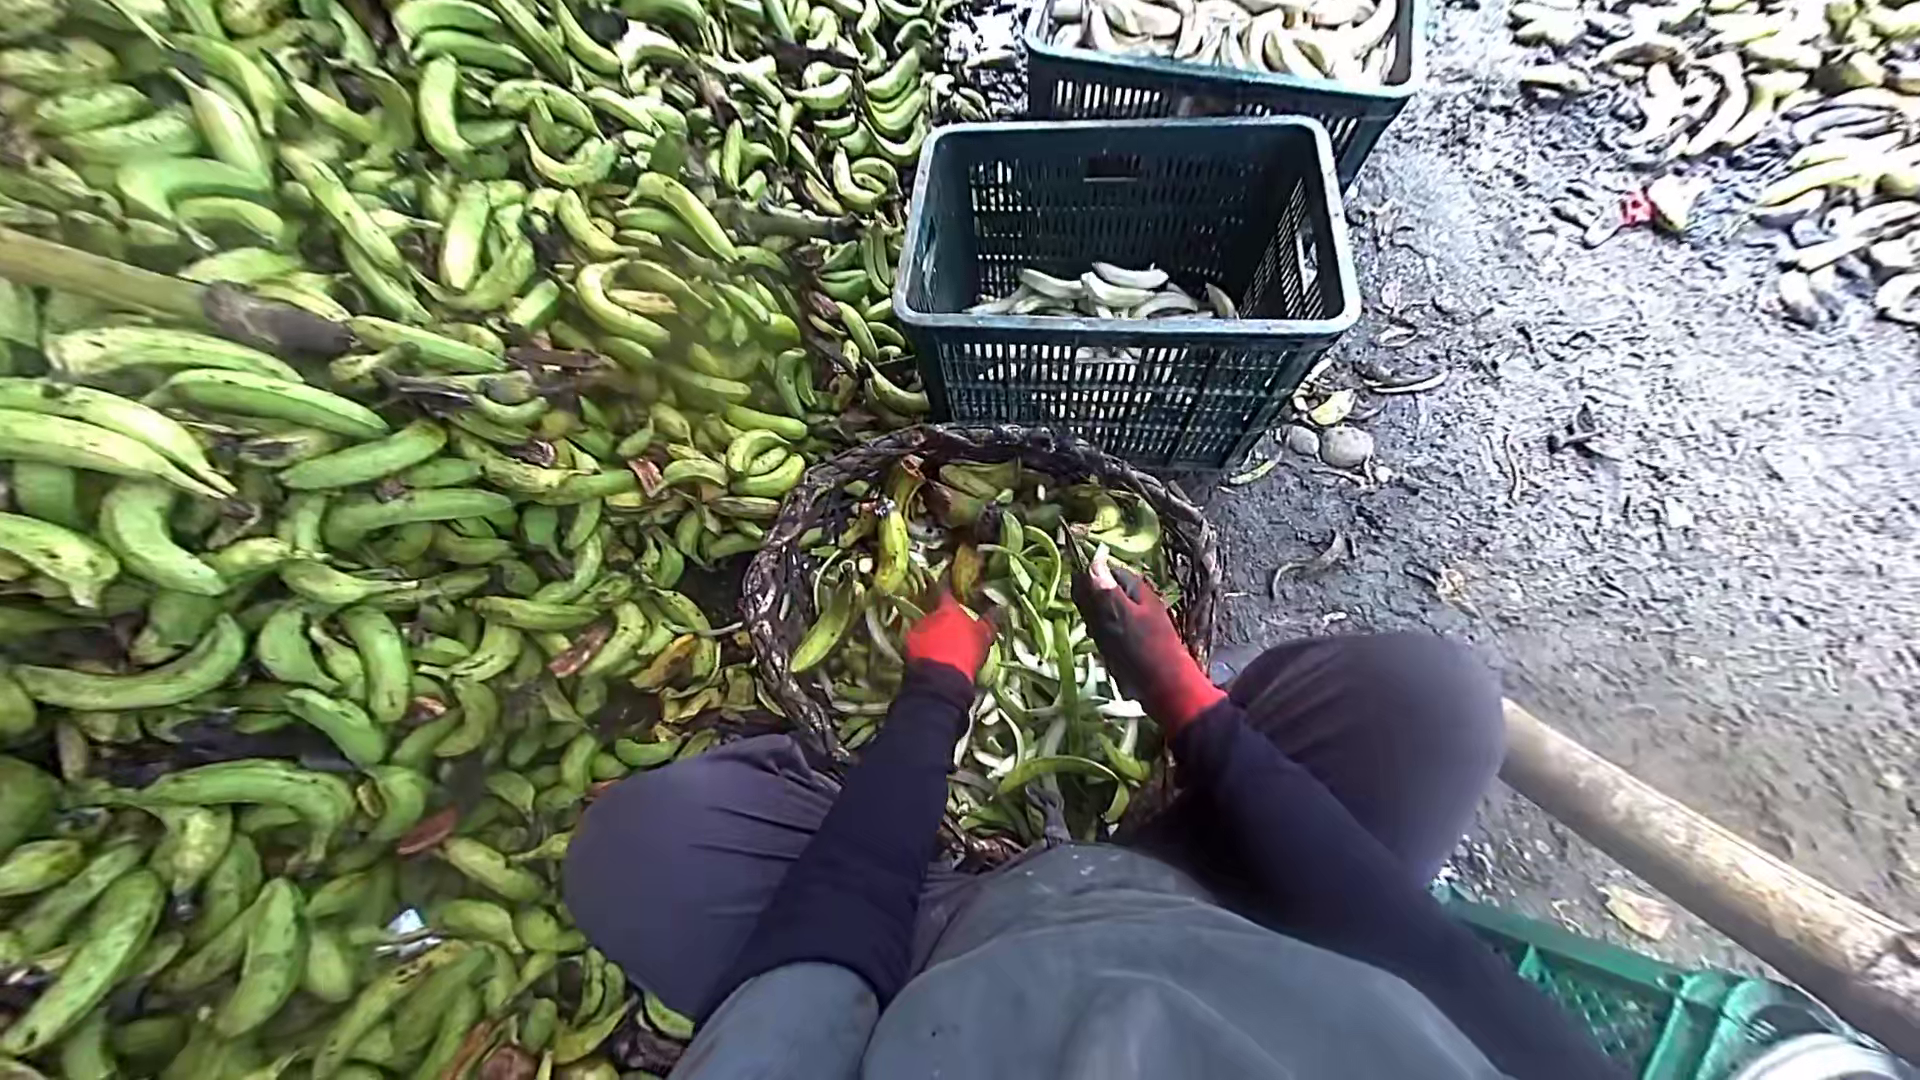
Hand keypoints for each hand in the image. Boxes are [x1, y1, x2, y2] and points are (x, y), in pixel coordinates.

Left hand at [903, 589, 995, 680]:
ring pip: (925, 626)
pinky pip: (916, 641)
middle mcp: (930, 615)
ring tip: (941, 646)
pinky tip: (930, 656)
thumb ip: (989, 621)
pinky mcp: (908, 646)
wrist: (941, 678)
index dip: (947, 588)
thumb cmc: (966, 653)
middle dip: (942, 618)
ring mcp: (917, 630)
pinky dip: (922, 646)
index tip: (947, 584)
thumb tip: (1000, 607)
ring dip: (932, 633)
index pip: (946, 592)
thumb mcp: (983, 637)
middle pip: (935, 611)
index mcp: (949, 610)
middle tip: (950, 628)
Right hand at [1071, 549, 1222, 733]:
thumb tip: (1093, 559)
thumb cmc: (1143, 651)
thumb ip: (1106, 590)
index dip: (1088, 582)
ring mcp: (1136, 621)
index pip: (1107, 572)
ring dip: (1096, 624)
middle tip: (1090, 622)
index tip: (1078, 597)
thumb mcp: (1120, 617)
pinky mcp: (1134, 640)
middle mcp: (1138, 601)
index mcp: (1137, 590)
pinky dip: (1103, 638)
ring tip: (1098, 638)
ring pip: (1104, 613)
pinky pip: (1110, 631)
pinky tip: (1105, 649)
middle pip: (1104, 592)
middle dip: (1092, 606)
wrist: (1166, 689)